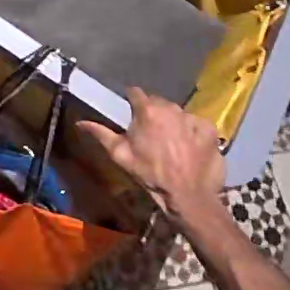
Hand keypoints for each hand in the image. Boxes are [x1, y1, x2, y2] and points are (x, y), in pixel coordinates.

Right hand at [79, 87, 228, 228]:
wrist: (188, 196)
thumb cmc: (150, 175)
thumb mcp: (120, 157)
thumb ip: (101, 134)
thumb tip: (80, 122)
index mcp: (147, 111)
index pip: (135, 93)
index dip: (131, 101)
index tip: (130, 111)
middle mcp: (171, 107)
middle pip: (157, 103)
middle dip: (152, 114)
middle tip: (149, 134)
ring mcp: (192, 117)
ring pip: (177, 113)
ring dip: (172, 122)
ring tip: (170, 143)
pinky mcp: (209, 128)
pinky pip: (195, 124)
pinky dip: (191, 132)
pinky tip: (188, 148)